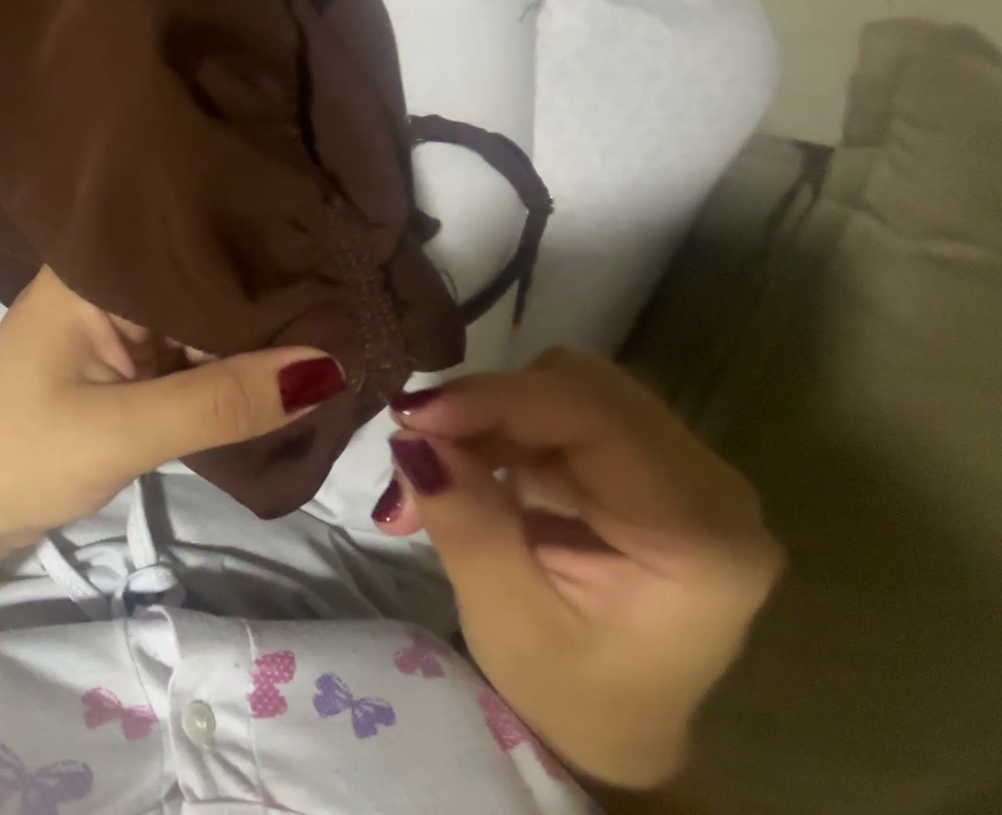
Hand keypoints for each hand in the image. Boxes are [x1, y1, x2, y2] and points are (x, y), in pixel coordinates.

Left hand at [0, 267, 345, 548]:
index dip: (263, 255)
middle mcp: (101, 285)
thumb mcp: (124, 431)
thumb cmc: (19, 458)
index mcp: (90, 272)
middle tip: (357, 302)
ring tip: (336, 334)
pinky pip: (181, 357)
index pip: (191, 245)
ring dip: (248, 341)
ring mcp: (107, 328)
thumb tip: (331, 365)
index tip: (342, 263)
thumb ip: (222, 399)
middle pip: (198, 282)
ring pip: (195, 324)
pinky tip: (278, 373)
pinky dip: (220, 370)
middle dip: (265, 301)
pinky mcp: (113, 367)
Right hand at [377, 349, 783, 788]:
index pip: (599, 419)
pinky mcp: (641, 471)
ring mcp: (679, 474)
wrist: (609, 730)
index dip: (499, 399)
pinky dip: (493, 433)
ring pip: (565, 392)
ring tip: (426, 474)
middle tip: (413, 449)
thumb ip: (466, 522)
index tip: (411, 416)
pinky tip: (456, 475)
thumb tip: (411, 438)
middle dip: (486, 407)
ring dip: (483, 419)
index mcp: (698, 536)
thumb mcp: (505, 617)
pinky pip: (557, 417)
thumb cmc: (567, 693)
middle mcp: (709, 489)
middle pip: (586, 389)